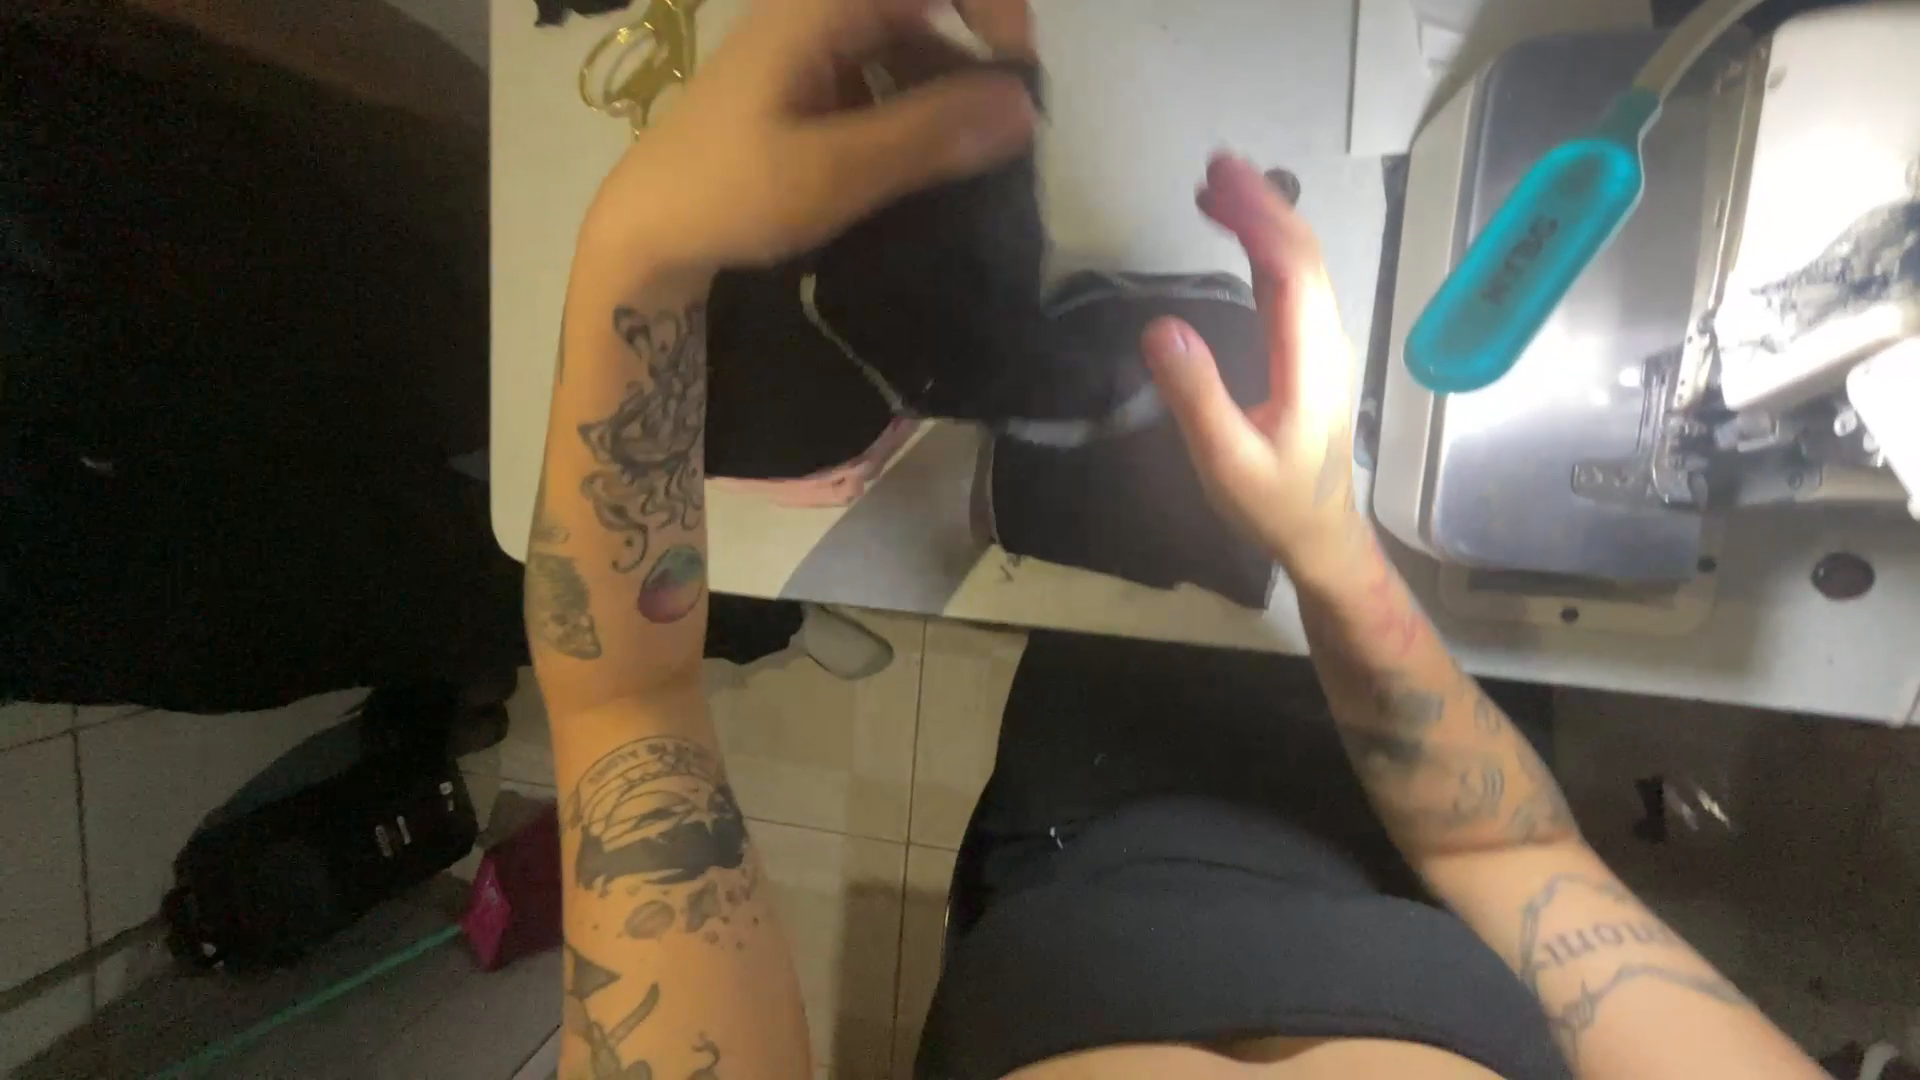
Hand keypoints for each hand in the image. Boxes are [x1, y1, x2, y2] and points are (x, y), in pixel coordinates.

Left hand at [580, 0, 1038, 274]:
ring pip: (906, 51)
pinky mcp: (813, 97)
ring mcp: (814, 56)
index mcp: (817, 6)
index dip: (991, 6)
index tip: (1024, 71)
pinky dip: (918, 117)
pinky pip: (884, 87)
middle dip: (977, 58)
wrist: (654, 232)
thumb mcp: (831, 171)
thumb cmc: (729, 193)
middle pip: (921, 10)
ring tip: (982, 152)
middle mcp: (818, 15)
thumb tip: (1025, 109)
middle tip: (1015, 124)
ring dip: (950, 93)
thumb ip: (924, 137)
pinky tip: (935, 160)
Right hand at [1141, 154, 1360, 576]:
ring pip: (1298, 266)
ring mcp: (1316, 346)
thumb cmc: (1274, 503)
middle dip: (1261, 204)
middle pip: (1300, 254)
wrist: (1320, 531)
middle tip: (1213, 168)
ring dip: (1262, 222)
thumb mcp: (1226, 460)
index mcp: (1308, 359)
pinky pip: (1288, 288)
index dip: (1258, 217)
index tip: (1219, 180)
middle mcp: (1321, 340)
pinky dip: (1262, 253)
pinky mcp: (1305, 355)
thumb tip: (1160, 327)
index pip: (1291, 269)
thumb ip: (1197, 396)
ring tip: (1216, 191)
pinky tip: (1238, 243)